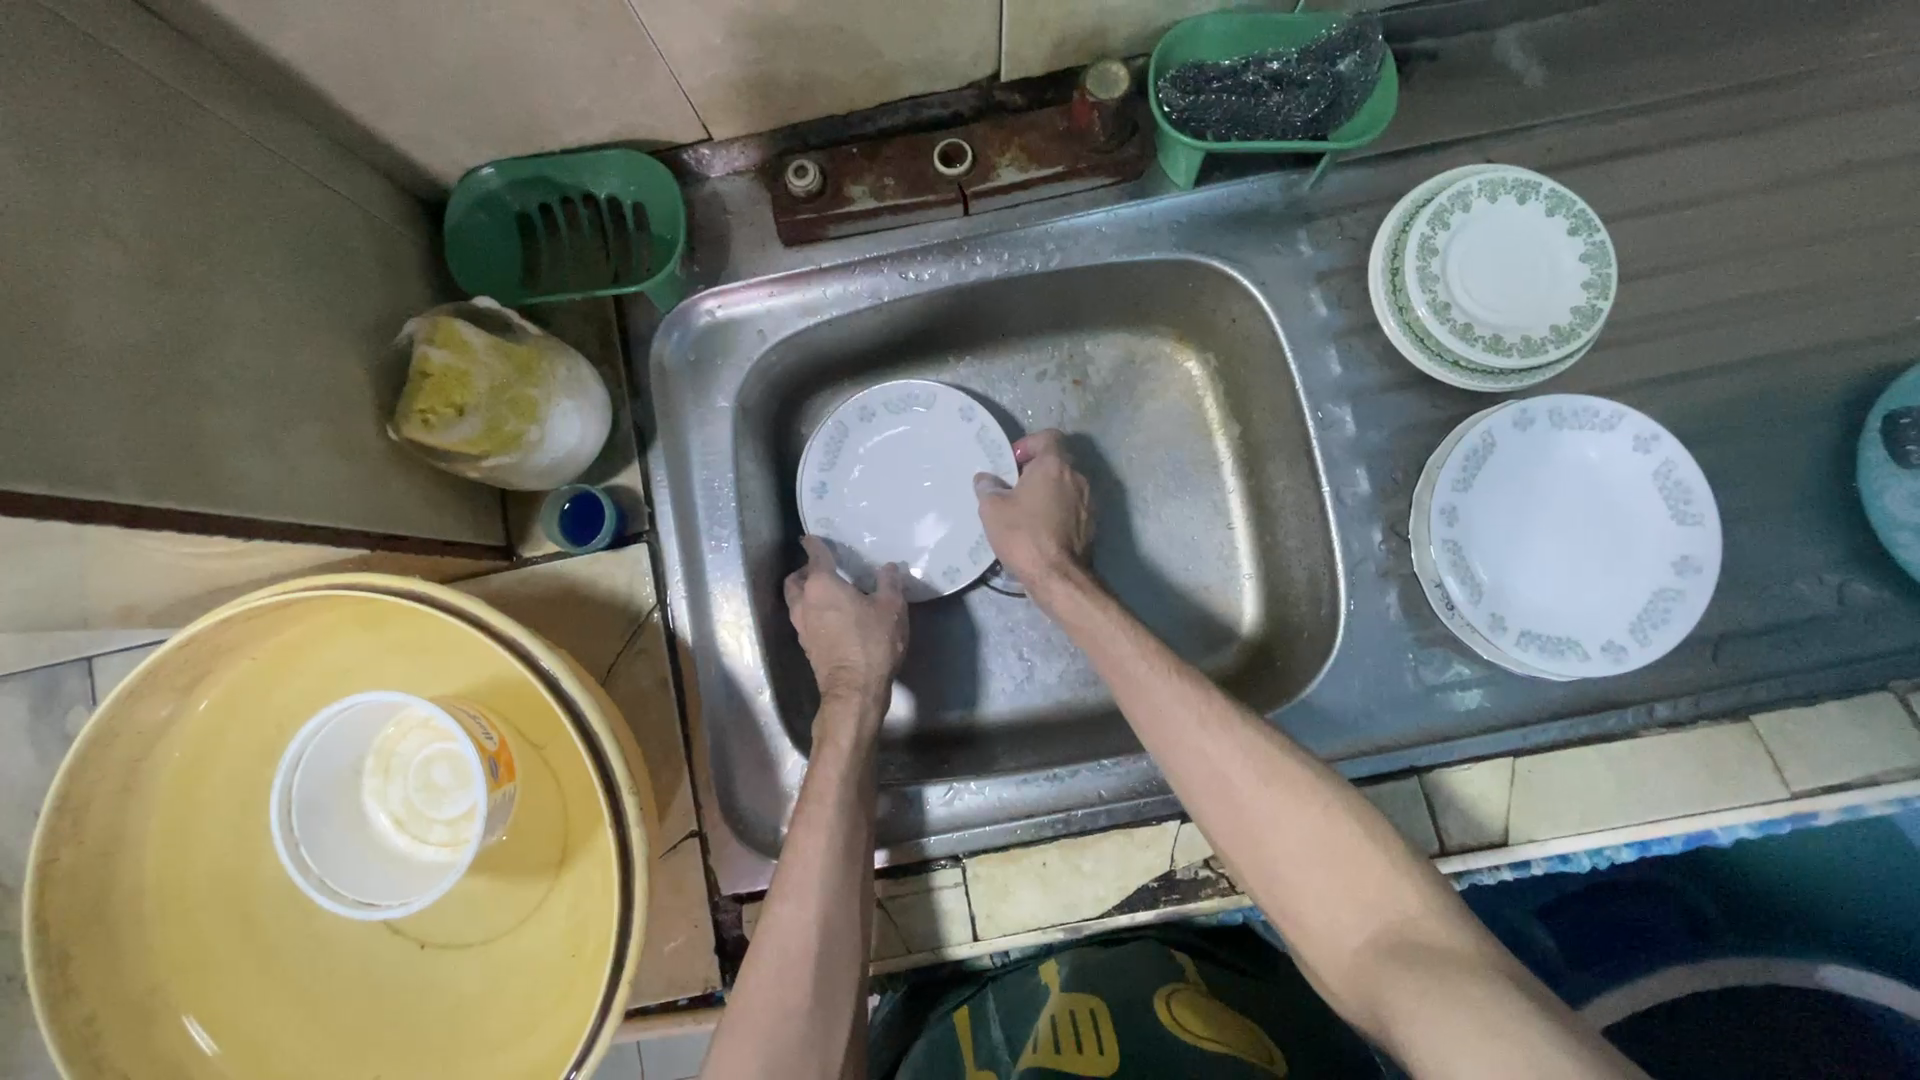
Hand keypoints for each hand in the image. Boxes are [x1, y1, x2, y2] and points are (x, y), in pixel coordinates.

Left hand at [784, 535, 908, 711]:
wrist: (854, 689)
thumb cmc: (872, 642)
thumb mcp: (891, 608)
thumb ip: (889, 583)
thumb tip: (889, 568)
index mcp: (822, 585)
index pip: (815, 556)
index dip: (814, 544)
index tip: (812, 538)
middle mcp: (804, 602)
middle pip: (795, 580)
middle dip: (804, 571)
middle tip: (822, 569)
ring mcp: (801, 627)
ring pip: (795, 601)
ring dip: (805, 593)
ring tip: (826, 593)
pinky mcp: (806, 646)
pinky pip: (803, 620)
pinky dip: (811, 612)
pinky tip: (830, 617)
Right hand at [975, 429, 1093, 588]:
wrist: (1058, 576)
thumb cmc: (1023, 535)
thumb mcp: (992, 509)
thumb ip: (988, 487)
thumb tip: (986, 479)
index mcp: (1055, 465)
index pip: (1048, 437)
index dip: (1029, 444)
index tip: (1012, 461)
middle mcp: (1078, 477)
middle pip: (1058, 461)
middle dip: (1037, 469)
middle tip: (1015, 486)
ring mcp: (1089, 501)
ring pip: (1067, 485)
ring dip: (1049, 491)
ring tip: (1027, 509)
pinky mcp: (1092, 524)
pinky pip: (1073, 507)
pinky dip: (1058, 510)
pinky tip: (1041, 528)